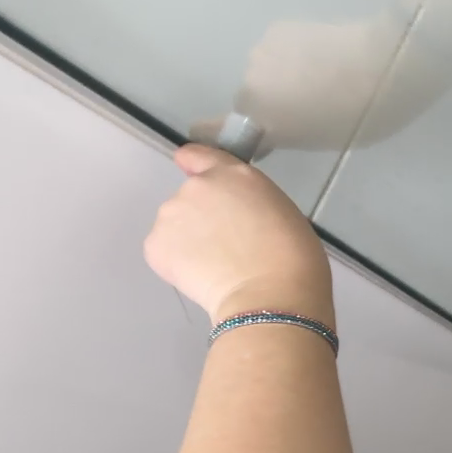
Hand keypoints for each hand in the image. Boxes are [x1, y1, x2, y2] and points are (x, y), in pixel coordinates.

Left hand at [144, 145, 333, 325]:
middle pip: (193, 197)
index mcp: (235, 176)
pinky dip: (183, 262)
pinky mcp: (155, 246)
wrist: (273, 297)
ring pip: (179, 225)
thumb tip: (236, 217)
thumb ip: (253, 204)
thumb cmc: (297, 257)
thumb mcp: (284, 215)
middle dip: (207, 216)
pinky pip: (168, 250)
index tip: (208, 185)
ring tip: (224, 266)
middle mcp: (196, 188)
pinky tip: (209, 278)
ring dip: (194, 239)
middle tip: (235, 245)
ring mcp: (170, 216)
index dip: (199, 167)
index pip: (198, 155)